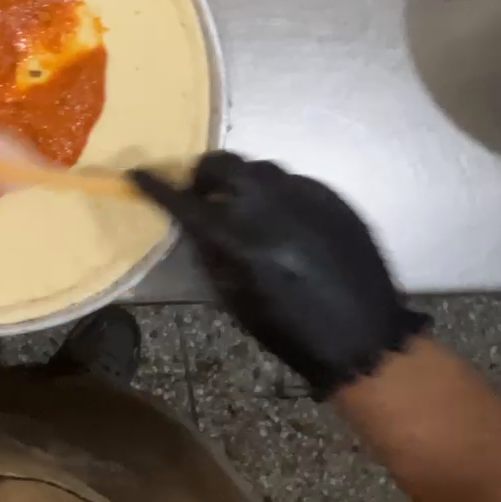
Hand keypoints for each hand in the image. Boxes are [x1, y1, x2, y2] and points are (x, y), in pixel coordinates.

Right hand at [130, 152, 428, 398]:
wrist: (362, 339)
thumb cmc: (284, 326)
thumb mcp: (230, 293)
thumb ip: (208, 248)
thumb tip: (193, 219)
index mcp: (235, 237)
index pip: (181, 199)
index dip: (155, 184)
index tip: (137, 174)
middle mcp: (266, 206)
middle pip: (222, 163)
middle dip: (204, 174)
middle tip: (205, 194)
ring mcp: (304, 197)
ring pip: (258, 167)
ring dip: (242, 182)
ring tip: (247, 207)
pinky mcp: (334, 198)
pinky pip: (293, 181)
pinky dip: (277, 194)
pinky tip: (284, 220)